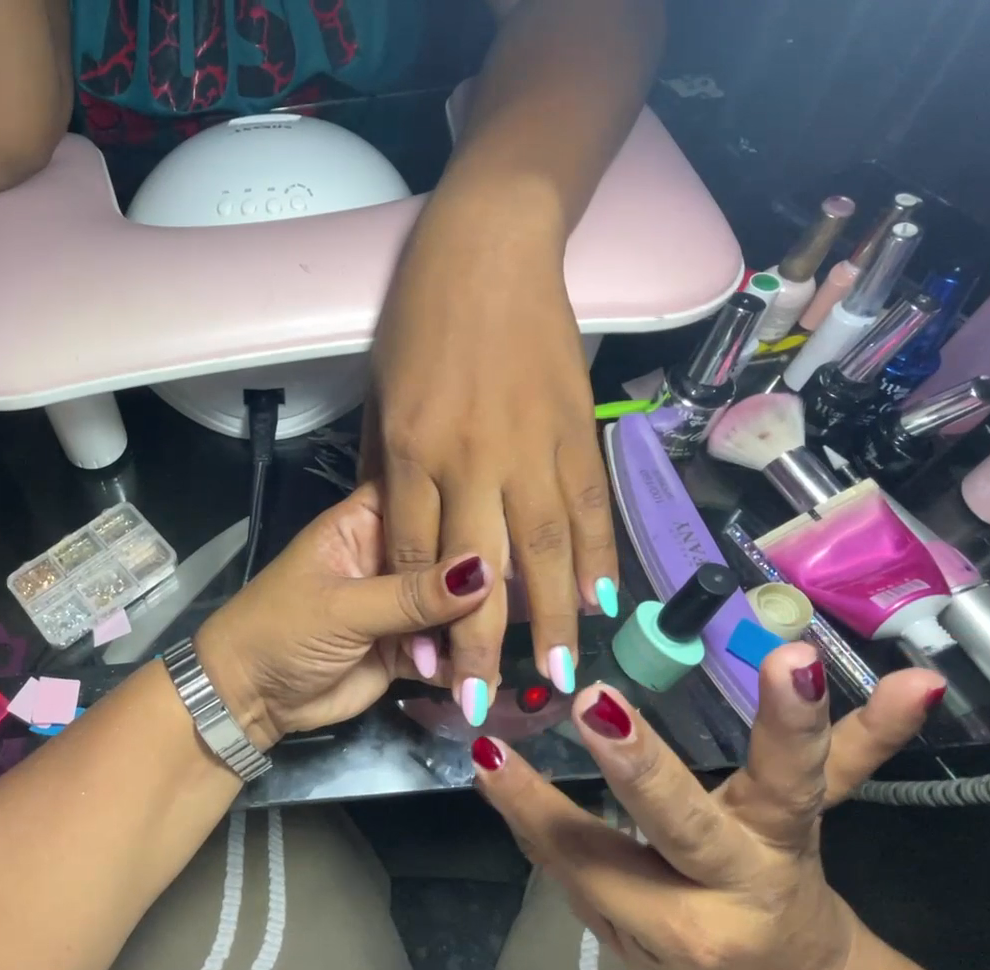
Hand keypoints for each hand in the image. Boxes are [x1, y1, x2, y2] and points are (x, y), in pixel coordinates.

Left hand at [194, 484, 491, 748]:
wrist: (251, 698)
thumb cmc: (279, 631)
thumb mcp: (343, 607)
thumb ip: (411, 594)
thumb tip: (484, 571)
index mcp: (363, 523)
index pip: (423, 497)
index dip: (467, 504)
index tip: (515, 518)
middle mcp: (390, 556)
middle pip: (449, 554)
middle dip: (483, 577)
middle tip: (526, 597)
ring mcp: (401, 604)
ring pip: (455, 606)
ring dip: (478, 627)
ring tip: (512, 643)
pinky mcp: (407, 648)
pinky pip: (446, 650)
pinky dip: (464, 665)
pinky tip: (488, 677)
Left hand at [369, 190, 616, 719]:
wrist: (486, 247)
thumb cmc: (416, 320)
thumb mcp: (380, 397)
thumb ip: (390, 471)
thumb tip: (398, 534)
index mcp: (410, 451)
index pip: (416, 553)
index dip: (421, 617)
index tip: (427, 671)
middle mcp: (470, 457)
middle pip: (478, 568)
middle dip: (484, 644)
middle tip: (490, 703)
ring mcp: (530, 443)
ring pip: (546, 548)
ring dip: (556, 618)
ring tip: (564, 674)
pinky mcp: (579, 426)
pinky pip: (591, 504)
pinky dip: (603, 556)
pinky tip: (609, 600)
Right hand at [472, 642, 946, 969]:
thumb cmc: (691, 955)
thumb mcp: (617, 930)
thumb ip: (564, 853)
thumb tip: (495, 768)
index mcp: (681, 923)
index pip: (591, 858)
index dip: (534, 807)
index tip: (487, 754)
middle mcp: (738, 882)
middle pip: (683, 824)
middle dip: (640, 768)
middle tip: (598, 709)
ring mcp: (787, 841)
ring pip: (787, 786)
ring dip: (787, 723)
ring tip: (791, 661)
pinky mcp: (817, 817)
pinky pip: (851, 776)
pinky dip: (882, 731)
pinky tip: (920, 683)